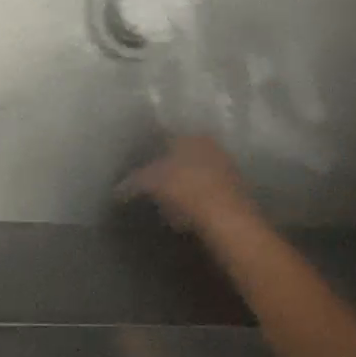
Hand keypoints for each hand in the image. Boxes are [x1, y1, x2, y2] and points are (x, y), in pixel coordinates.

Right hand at [121, 135, 256, 234]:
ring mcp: (228, 170)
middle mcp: (212, 147)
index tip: (142, 170)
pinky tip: (188, 218)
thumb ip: (133, 181)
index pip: (168, 139)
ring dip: (185, 189)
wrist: (228, 220)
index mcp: (191, 137)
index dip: (153, 154)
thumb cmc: (185, 189)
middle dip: (170, 172)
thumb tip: (118, 189)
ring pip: (198, 176)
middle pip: (184, 157)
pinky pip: (209, 195)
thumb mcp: (150, 182)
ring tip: (169, 208)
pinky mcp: (237, 195)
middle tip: (155, 189)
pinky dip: (197, 204)